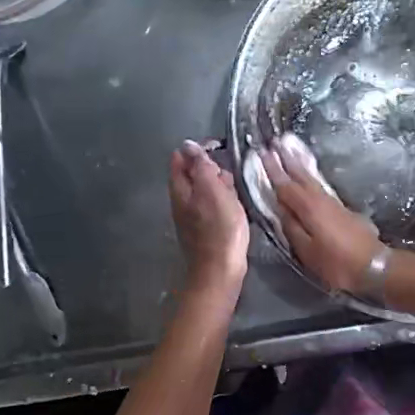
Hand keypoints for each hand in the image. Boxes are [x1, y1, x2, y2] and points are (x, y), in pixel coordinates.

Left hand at [169, 140, 248, 296]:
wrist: (221, 270)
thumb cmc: (219, 228)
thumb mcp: (211, 189)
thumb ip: (199, 166)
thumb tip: (188, 144)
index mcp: (179, 188)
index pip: (181, 157)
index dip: (199, 150)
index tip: (219, 151)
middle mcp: (181, 199)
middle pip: (194, 172)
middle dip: (213, 170)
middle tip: (228, 181)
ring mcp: (192, 213)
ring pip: (206, 188)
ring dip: (221, 187)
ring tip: (234, 197)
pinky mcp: (204, 226)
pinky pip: (214, 204)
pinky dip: (225, 202)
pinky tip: (235, 211)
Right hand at [262, 141, 384, 293]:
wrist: (375, 267)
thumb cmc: (337, 262)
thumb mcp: (307, 250)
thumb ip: (291, 228)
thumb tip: (279, 210)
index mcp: (308, 207)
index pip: (285, 185)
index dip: (272, 169)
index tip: (262, 152)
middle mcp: (320, 199)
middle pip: (299, 174)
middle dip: (286, 158)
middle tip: (275, 141)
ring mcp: (332, 202)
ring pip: (311, 177)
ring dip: (298, 163)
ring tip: (289, 150)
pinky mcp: (341, 208)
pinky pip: (319, 184)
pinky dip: (310, 175)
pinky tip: (308, 175)